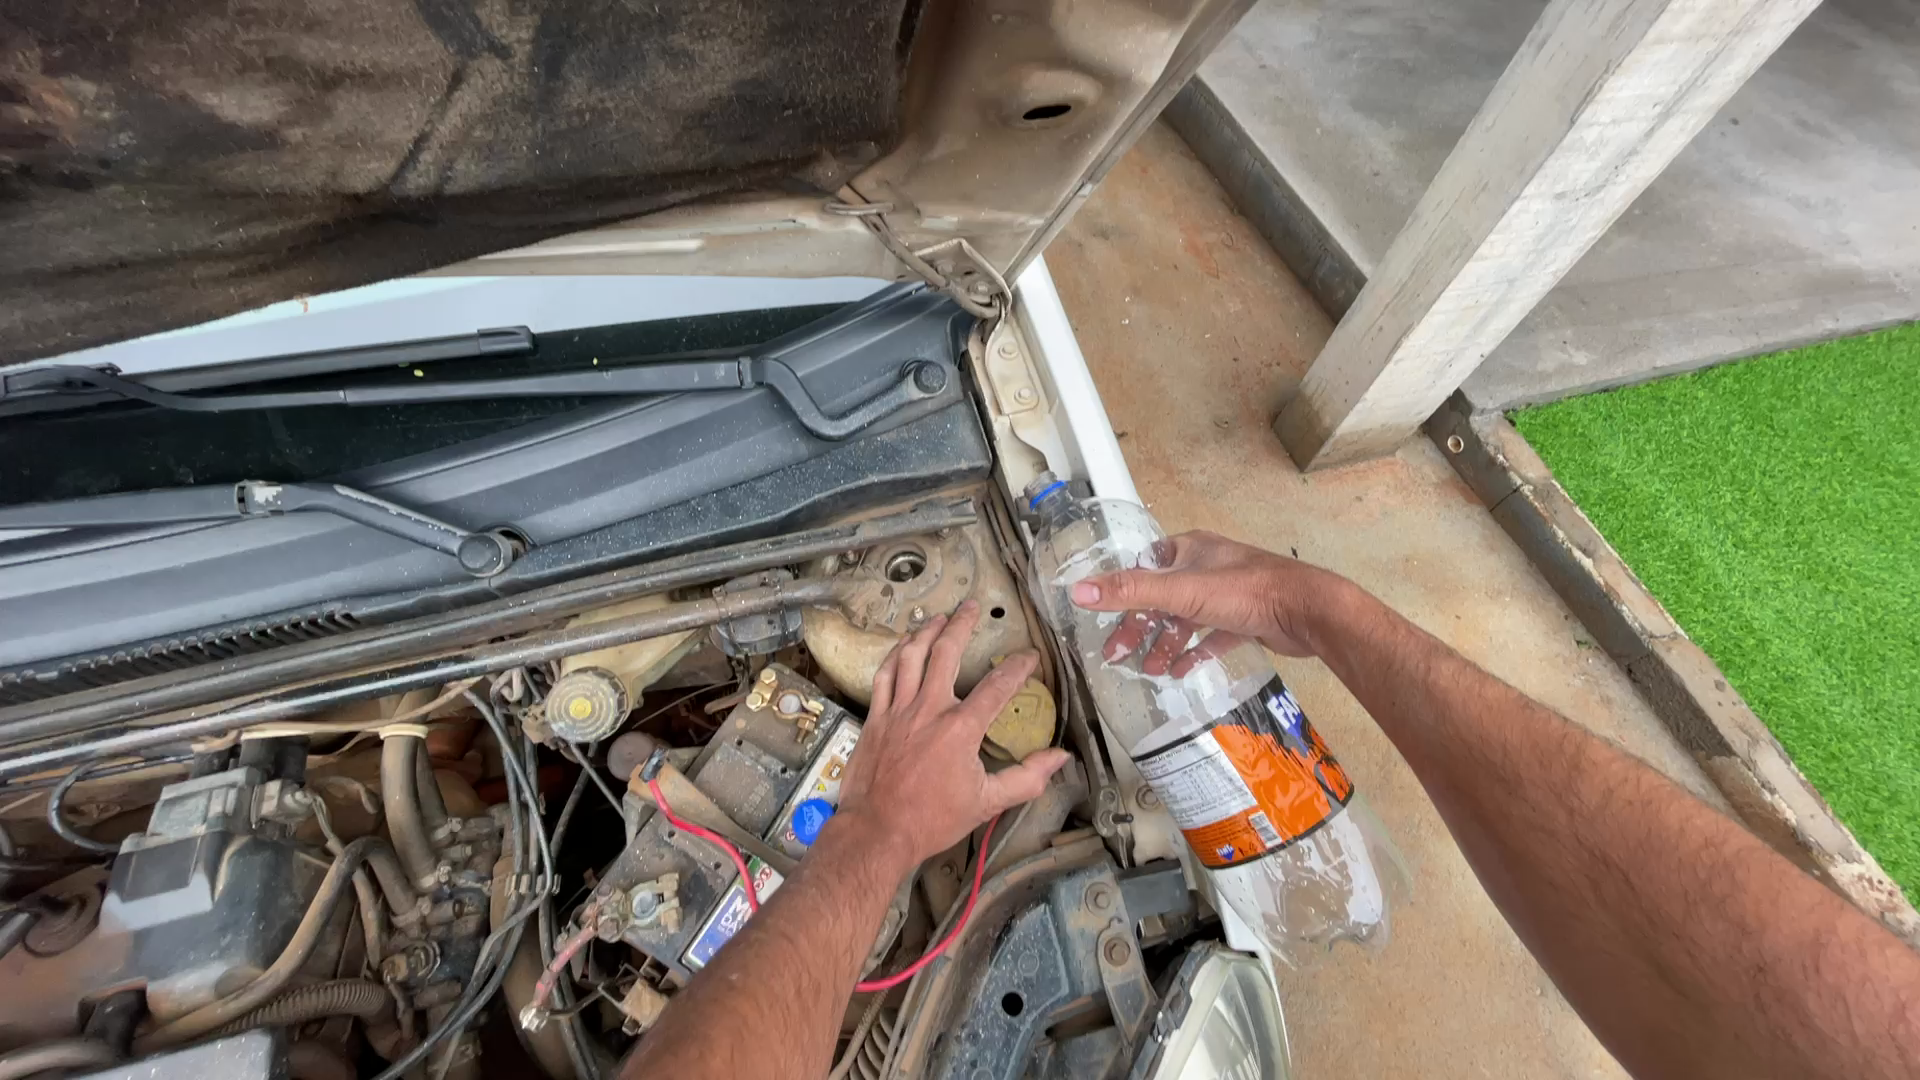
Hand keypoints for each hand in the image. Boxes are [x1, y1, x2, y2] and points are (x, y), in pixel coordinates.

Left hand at [835, 601, 1072, 869]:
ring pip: (912, 656)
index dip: (1018, 667)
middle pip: (947, 652)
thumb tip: (1059, 758)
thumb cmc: (931, 820)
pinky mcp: (876, 716)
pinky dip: (895, 655)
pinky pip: (884, 674)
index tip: (1030, 656)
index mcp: (960, 728)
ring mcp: (898, 709)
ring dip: (927, 631)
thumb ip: (1026, 777)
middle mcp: (929, 709)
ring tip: (938, 617)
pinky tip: (903, 645)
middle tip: (971, 607)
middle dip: (962, 624)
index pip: (997, 686)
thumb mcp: (986, 803)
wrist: (876, 832)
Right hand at [1068, 531, 1349, 675]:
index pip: (1143, 570)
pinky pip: (1211, 634)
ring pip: (1185, 618)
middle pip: (1161, 598)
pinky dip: (1195, 650)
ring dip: (1166, 643)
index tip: (1104, 624)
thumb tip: (1076, 591)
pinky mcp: (1246, 617)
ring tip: (1153, 671)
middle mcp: (1205, 566)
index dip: (1122, 597)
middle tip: (1120, 657)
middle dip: (1141, 628)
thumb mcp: (1179, 591)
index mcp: (1187, 550)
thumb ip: (1129, 592)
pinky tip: (1183, 670)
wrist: (1308, 611)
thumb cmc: (1242, 591)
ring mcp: (1227, 592)